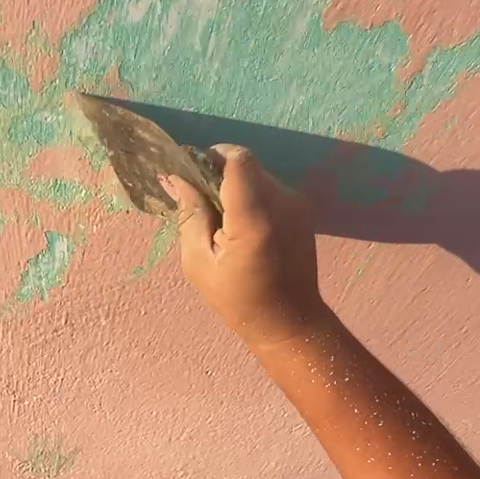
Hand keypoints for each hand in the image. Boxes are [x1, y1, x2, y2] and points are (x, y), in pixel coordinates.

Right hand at [161, 144, 330, 348]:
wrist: (290, 321)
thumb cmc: (238, 300)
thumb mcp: (199, 263)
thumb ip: (190, 215)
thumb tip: (177, 177)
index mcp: (254, 218)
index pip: (237, 160)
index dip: (211, 158)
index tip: (192, 176)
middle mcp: (281, 203)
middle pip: (245, 165)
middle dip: (219, 175)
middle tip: (202, 205)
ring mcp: (296, 204)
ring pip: (257, 175)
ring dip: (235, 188)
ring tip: (223, 223)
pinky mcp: (301, 210)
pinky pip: (269, 188)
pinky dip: (251, 198)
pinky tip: (242, 229)